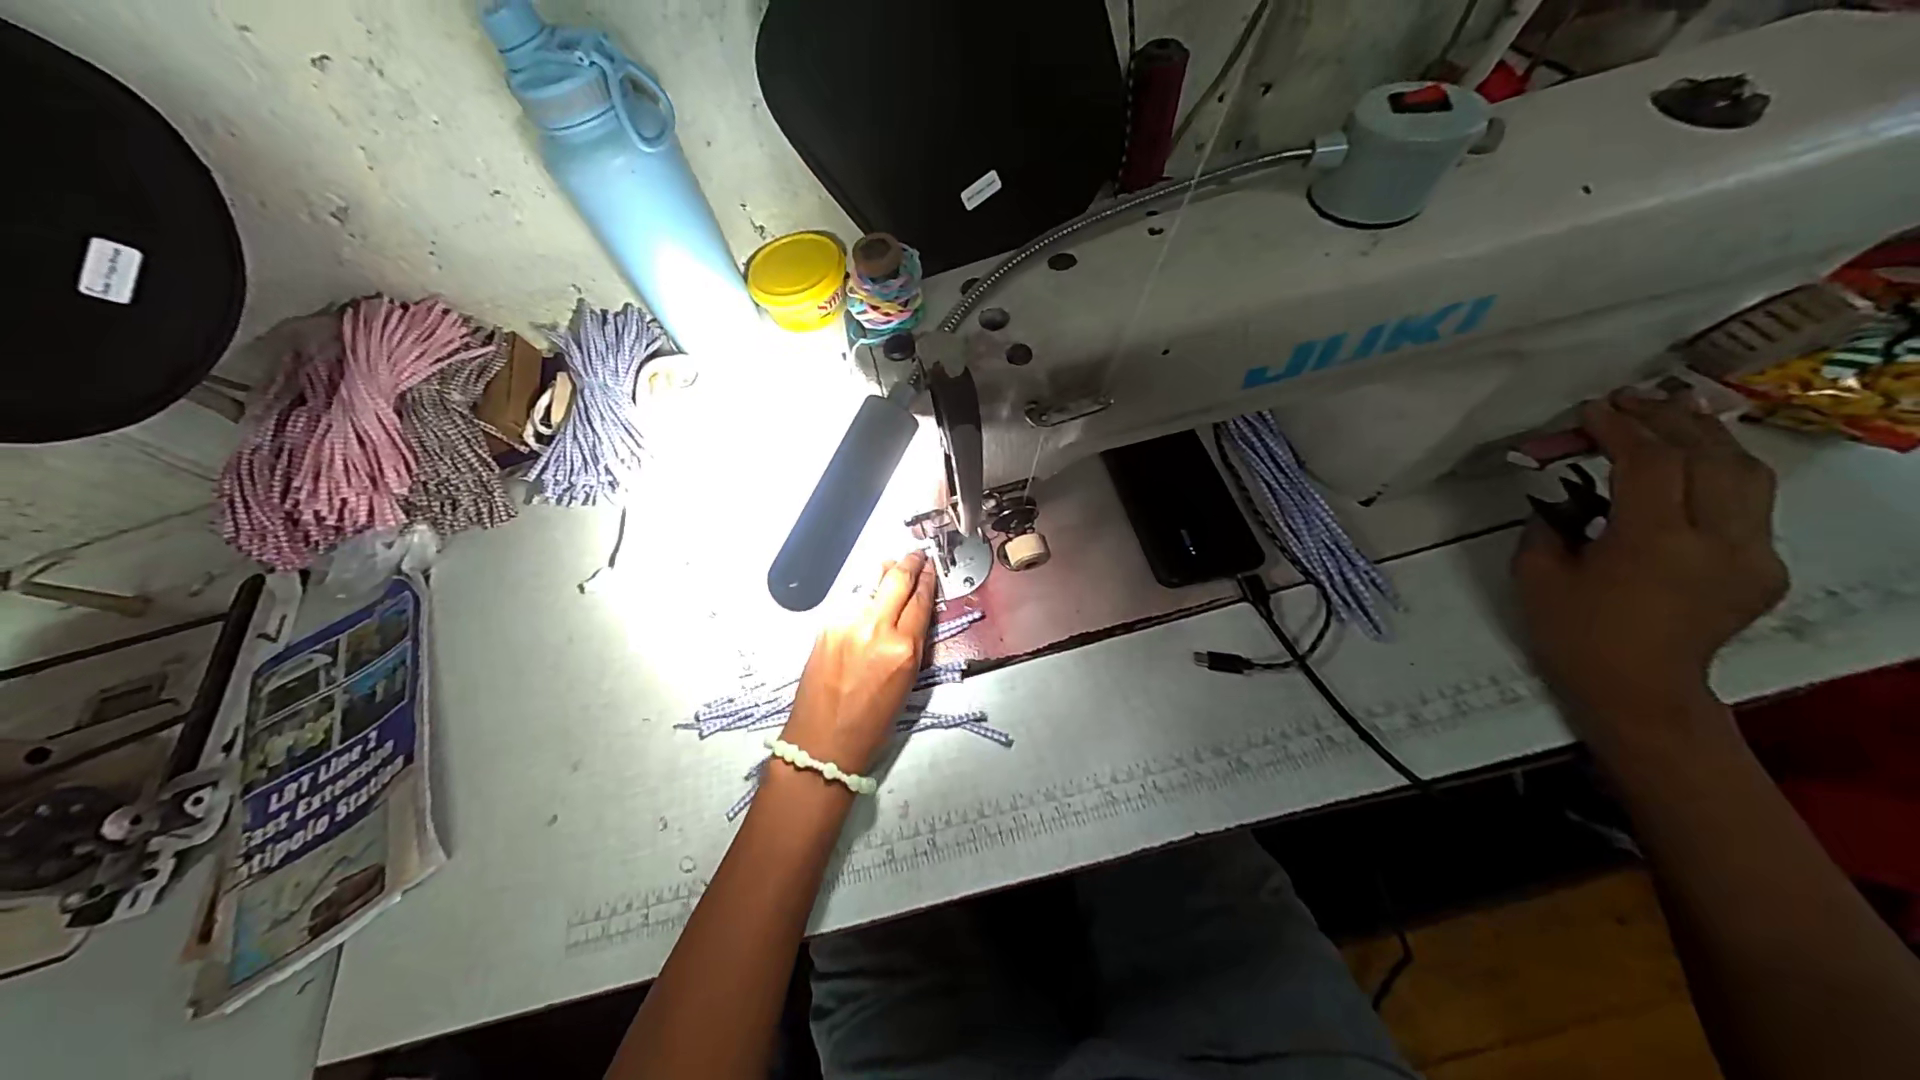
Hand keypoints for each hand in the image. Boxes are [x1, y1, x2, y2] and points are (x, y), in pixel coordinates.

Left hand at [778, 551, 936, 776]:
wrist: (823, 741)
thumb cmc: (870, 724)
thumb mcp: (907, 683)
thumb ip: (912, 644)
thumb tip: (913, 614)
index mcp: (903, 650)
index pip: (921, 602)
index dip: (928, 581)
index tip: (931, 569)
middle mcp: (875, 631)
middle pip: (897, 581)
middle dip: (909, 563)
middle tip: (915, 554)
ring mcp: (847, 625)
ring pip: (870, 583)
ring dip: (884, 570)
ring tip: (892, 562)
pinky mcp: (826, 627)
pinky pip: (850, 599)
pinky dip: (862, 590)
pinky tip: (867, 587)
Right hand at [1514, 390, 1788, 726]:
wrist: (1640, 689)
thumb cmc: (1575, 635)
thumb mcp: (1536, 577)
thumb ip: (1549, 526)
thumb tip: (1565, 494)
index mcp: (1655, 546)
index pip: (1651, 464)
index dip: (1621, 428)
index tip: (1591, 409)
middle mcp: (1719, 543)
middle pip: (1710, 457)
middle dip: (1667, 419)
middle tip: (1629, 399)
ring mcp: (1753, 555)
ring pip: (1747, 472)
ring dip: (1706, 436)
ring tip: (1670, 413)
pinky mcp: (1765, 566)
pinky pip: (1750, 503)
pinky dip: (1720, 471)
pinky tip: (1691, 462)